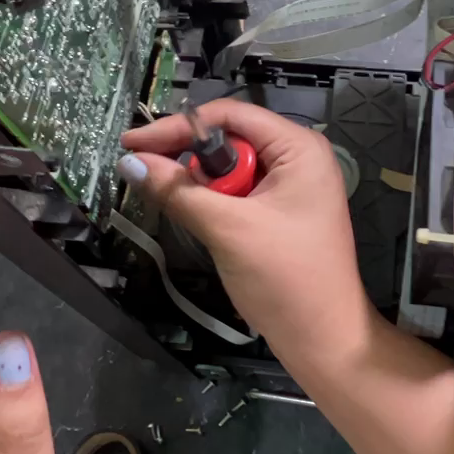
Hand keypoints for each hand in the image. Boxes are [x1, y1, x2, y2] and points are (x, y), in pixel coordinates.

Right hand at [119, 101, 371, 354]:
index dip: (178, 126)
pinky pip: (239, 193)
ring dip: (202, 184)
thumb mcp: (228, 229)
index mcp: (299, 147)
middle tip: (147, 174)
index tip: (132, 142)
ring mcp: (292, 186)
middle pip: (229, 138)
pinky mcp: (282, 212)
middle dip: (190, 156)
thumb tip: (130, 161)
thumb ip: (178, 191)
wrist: (324, 339)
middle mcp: (298, 158)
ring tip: (184, 207)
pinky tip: (199, 217)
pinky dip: (215, 202)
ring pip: (231, 168)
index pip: (230, 114)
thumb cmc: (286, 278)